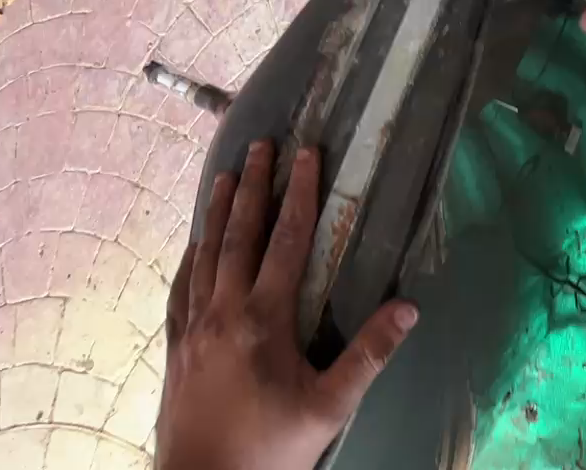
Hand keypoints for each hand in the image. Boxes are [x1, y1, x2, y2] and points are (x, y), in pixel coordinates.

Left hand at [157, 141, 417, 469]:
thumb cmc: (270, 450)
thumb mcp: (329, 407)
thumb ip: (369, 355)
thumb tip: (410, 307)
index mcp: (263, 318)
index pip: (286, 241)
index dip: (300, 194)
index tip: (306, 153)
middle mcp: (224, 311)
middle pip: (240, 235)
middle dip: (253, 186)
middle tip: (261, 146)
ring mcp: (193, 329)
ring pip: (205, 255)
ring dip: (217, 212)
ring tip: (224, 176)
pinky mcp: (176, 348)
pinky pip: (180, 290)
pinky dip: (189, 258)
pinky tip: (193, 244)